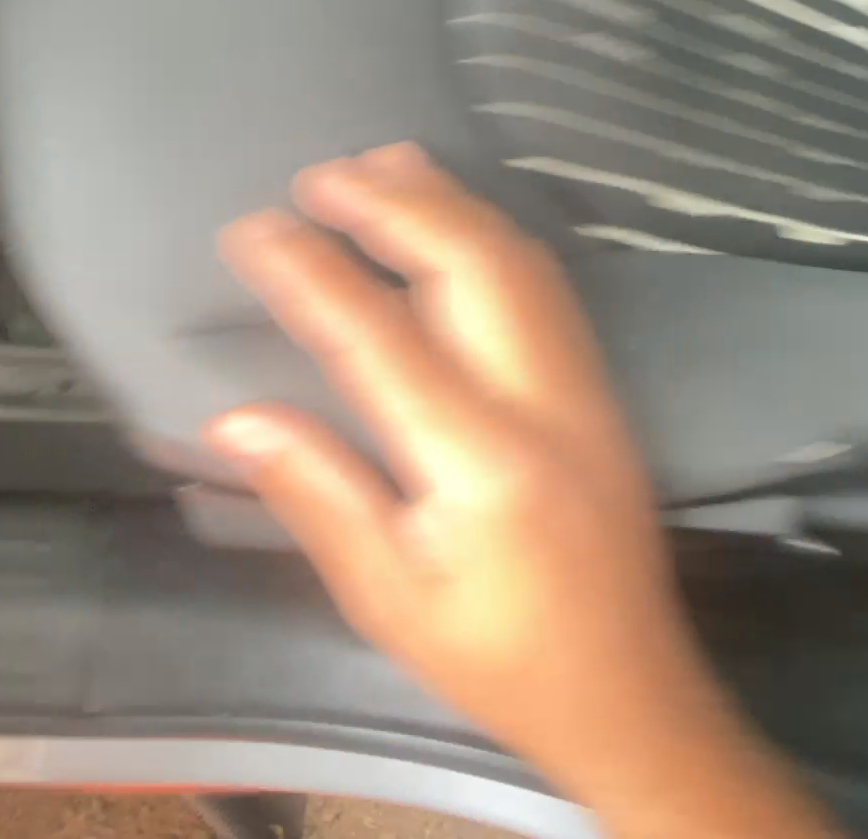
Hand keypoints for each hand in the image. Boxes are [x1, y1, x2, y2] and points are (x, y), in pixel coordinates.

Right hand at [203, 143, 710, 769]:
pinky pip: (541, 286)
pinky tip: (449, 217)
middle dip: (391, 206)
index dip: (310, 273)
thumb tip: (234, 417)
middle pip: (472, 267)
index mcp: (480, 463)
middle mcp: (543, 405)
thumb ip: (315, 494)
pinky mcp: (596, 393)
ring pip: (518, 263)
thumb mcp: (387, 596)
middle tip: (318, 176)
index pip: (380, 337)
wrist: (633, 704)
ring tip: (379, 163)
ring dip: (444, 202)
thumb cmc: (495, 659)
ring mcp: (583, 391)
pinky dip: (485, 233)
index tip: (252, 230)